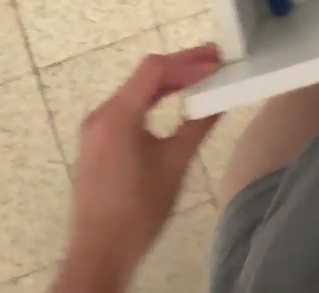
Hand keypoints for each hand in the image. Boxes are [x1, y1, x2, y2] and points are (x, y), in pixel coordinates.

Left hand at [56, 45, 221, 291]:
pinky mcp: (97, 143)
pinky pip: (128, 107)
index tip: (217, 63)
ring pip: (137, 90)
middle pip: (145, 76)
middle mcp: (101, 115)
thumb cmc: (138, 209)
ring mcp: (96, 129)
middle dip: (181, 67)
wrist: (100, 255)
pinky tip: (175, 102)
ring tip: (202, 78)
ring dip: (169, 82)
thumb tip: (222, 97)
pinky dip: (154, 99)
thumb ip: (199, 123)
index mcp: (117, 116)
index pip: (154, 69)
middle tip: (216, 63)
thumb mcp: (176, 163)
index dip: (188, 62)